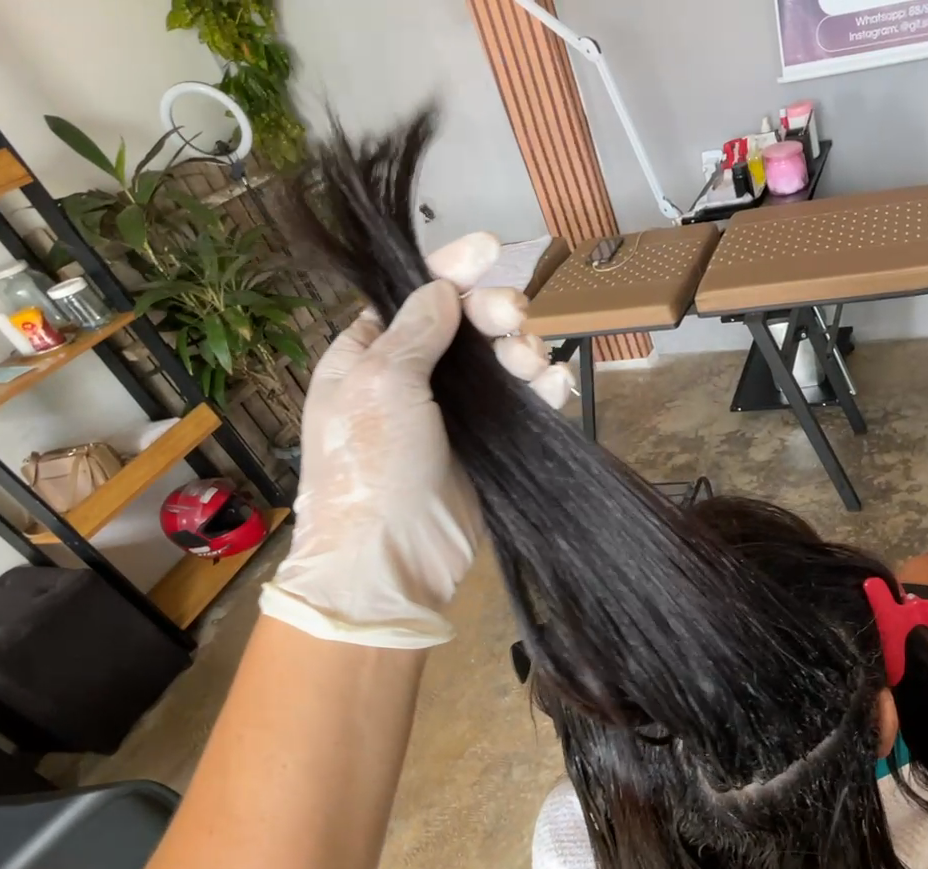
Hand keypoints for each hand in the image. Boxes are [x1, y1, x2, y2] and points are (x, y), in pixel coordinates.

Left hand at [259, 233, 572, 648]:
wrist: (391, 559)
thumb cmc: (371, 465)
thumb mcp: (381, 385)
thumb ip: (414, 331)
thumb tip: (440, 289)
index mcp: (370, 354)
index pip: (413, 295)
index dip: (451, 269)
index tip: (490, 250)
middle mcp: (414, 376)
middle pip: (465, 324)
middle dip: (495, 313)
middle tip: (516, 319)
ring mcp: (455, 412)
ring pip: (501, 362)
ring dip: (524, 352)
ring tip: (535, 366)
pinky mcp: (490, 443)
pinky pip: (524, 403)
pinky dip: (544, 388)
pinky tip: (557, 385)